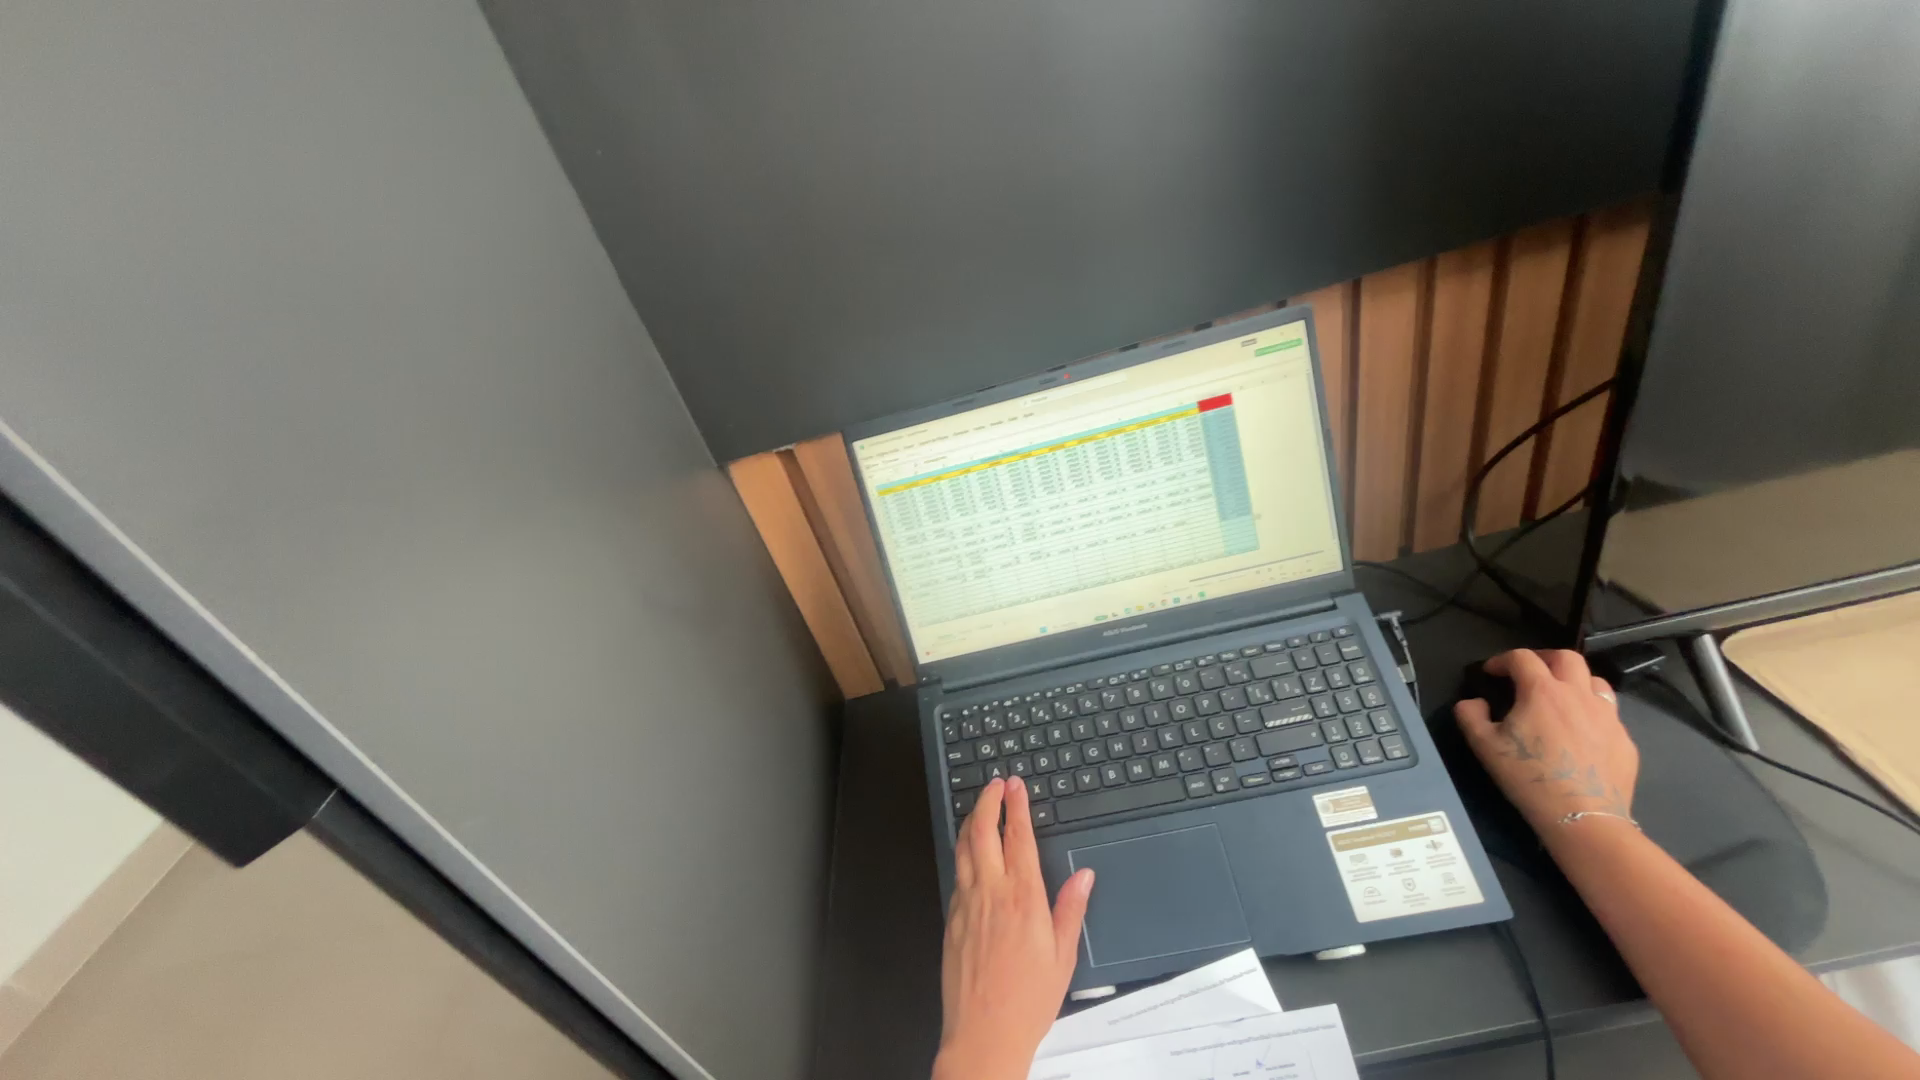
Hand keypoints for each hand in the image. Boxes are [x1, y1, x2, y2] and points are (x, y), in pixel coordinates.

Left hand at [933, 777, 1094, 1079]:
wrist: (983, 1035)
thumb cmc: (1028, 1001)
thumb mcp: (1063, 956)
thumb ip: (1071, 909)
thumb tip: (1084, 875)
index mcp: (1023, 899)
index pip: (1019, 838)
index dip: (1017, 806)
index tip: (1016, 785)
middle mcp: (992, 893)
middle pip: (984, 831)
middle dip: (989, 801)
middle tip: (996, 783)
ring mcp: (967, 903)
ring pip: (964, 846)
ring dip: (972, 819)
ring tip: (981, 805)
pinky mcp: (952, 917)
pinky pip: (957, 871)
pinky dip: (963, 849)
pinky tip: (969, 848)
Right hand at [1454, 649, 1639, 835]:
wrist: (1582, 816)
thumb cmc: (1528, 777)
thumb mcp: (1483, 745)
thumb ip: (1469, 714)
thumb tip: (1475, 702)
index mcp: (1542, 692)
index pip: (1522, 658)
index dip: (1502, 659)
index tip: (1491, 672)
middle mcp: (1579, 696)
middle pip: (1567, 657)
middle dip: (1543, 658)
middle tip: (1528, 673)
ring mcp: (1608, 717)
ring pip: (1595, 681)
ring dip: (1573, 682)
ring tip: (1559, 698)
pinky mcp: (1625, 740)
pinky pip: (1609, 714)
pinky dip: (1590, 712)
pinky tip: (1579, 733)